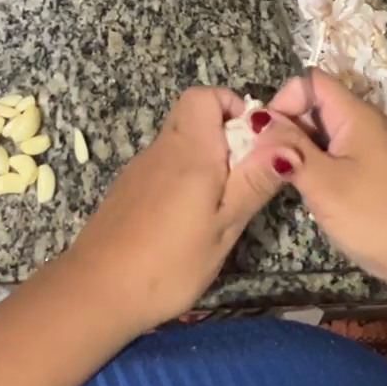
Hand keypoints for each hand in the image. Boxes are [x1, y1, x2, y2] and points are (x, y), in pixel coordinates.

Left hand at [57, 87, 285, 332]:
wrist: (96, 291)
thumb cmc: (170, 261)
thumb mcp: (225, 226)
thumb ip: (255, 181)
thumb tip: (289, 144)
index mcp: (189, 150)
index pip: (205, 95)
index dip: (233, 107)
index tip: (255, 143)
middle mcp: (162, 148)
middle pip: (193, 115)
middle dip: (225, 135)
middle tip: (244, 178)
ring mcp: (141, 168)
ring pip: (180, 142)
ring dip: (206, 159)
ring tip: (221, 206)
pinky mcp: (128, 189)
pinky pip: (164, 166)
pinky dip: (184, 178)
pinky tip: (187, 221)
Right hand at [240, 70, 386, 309]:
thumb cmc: (376, 217)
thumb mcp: (323, 183)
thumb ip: (289, 149)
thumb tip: (260, 120)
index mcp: (357, 116)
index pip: (311, 81)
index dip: (283, 99)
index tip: (266, 136)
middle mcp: (369, 124)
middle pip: (319, 106)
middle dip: (289, 127)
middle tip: (268, 162)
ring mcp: (377, 149)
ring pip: (328, 134)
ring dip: (303, 149)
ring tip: (286, 179)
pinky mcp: (381, 174)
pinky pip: (343, 155)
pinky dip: (322, 166)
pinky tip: (314, 193)